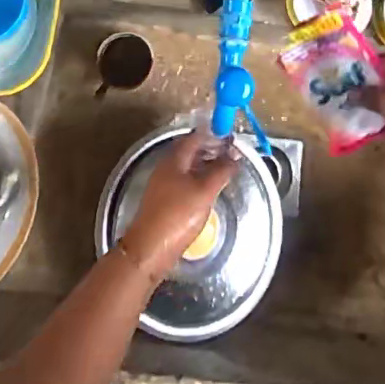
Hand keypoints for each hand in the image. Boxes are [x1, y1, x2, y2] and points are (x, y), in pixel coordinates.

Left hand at [119, 131, 238, 279]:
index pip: (195, 137)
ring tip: (224, 170)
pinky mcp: (164, 200)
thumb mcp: (204, 192)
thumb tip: (235, 154)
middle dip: (210, 149)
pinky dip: (198, 179)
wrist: (149, 248)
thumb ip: (221, 171)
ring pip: (187, 166)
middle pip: (190, 150)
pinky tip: (208, 189)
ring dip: (205, 164)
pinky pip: (184, 180)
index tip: (231, 137)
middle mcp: (166, 166)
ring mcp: (163, 183)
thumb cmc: (177, 215)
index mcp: (174, 158)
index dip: (213, 134)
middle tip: (230, 153)